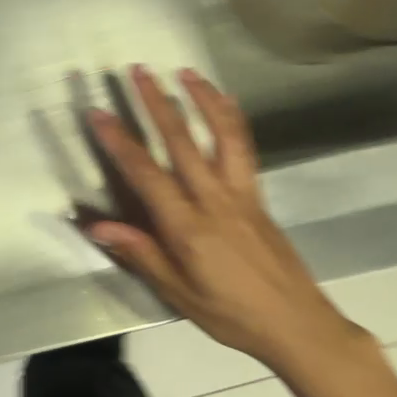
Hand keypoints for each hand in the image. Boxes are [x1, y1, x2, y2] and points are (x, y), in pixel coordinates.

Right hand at [81, 66, 371, 372]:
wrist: (299, 326)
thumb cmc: (230, 314)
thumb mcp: (177, 292)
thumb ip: (139, 253)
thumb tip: (96, 226)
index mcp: (187, 226)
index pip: (146, 173)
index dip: (120, 141)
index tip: (98, 112)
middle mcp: (213, 200)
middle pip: (182, 141)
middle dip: (157, 103)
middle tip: (138, 70)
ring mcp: (240, 194)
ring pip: (221, 136)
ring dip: (202, 99)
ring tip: (185, 71)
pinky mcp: (258, 196)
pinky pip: (244, 149)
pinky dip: (233, 120)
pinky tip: (227, 100)